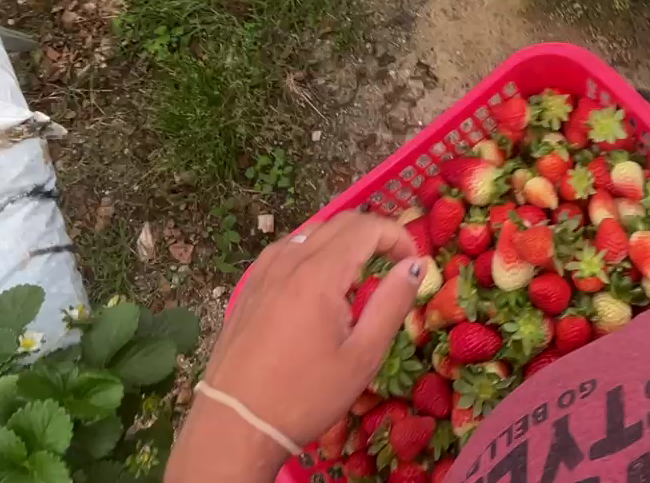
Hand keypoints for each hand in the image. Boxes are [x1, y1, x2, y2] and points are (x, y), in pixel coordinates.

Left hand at [171, 213, 423, 477]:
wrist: (234, 428)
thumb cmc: (305, 395)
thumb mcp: (362, 356)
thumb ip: (392, 302)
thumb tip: (415, 264)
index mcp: (321, 273)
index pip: (368, 227)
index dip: (398, 236)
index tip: (412, 262)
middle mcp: (291, 259)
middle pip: (343, 221)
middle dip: (375, 234)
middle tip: (392, 264)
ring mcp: (265, 269)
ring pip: (315, 230)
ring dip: (344, 240)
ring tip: (357, 276)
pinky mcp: (250, 285)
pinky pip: (289, 247)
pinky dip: (314, 249)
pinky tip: (317, 281)